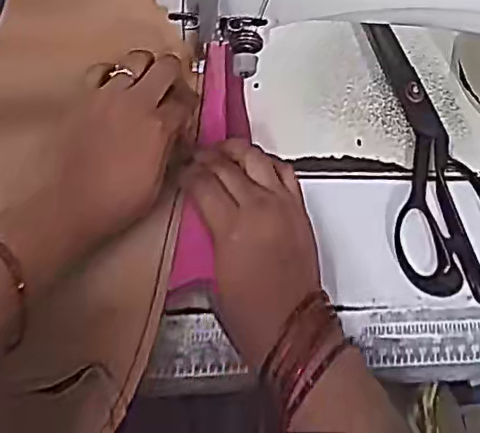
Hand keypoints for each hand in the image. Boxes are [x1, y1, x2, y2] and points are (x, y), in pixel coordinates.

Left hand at [5, 51, 197, 265]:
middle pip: (167, 65)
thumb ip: (170, 147)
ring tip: (143, 84)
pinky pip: (102, 69)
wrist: (69, 206)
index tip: (184, 115)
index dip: (189, 107)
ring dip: (146, 68)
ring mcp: (108, 94)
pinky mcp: (84, 95)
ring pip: (137, 59)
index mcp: (158, 125)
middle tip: (169, 90)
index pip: (185, 101)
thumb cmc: (117, 202)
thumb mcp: (157, 182)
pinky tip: (113, 88)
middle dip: (174, 75)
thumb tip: (177, 131)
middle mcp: (136, 101)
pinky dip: (111, 73)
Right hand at [182, 140, 322, 364]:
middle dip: (206, 157)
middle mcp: (258, 207)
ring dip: (236, 151)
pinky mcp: (298, 206)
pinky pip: (283, 170)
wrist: (292, 329)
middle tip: (196, 157)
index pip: (203, 183)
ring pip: (256, 158)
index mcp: (232, 227)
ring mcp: (281, 203)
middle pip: (226, 165)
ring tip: (224, 151)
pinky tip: (258, 163)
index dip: (188, 174)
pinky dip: (268, 162)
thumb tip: (202, 212)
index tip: (181, 172)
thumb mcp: (214, 275)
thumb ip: (209, 234)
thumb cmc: (253, 315)